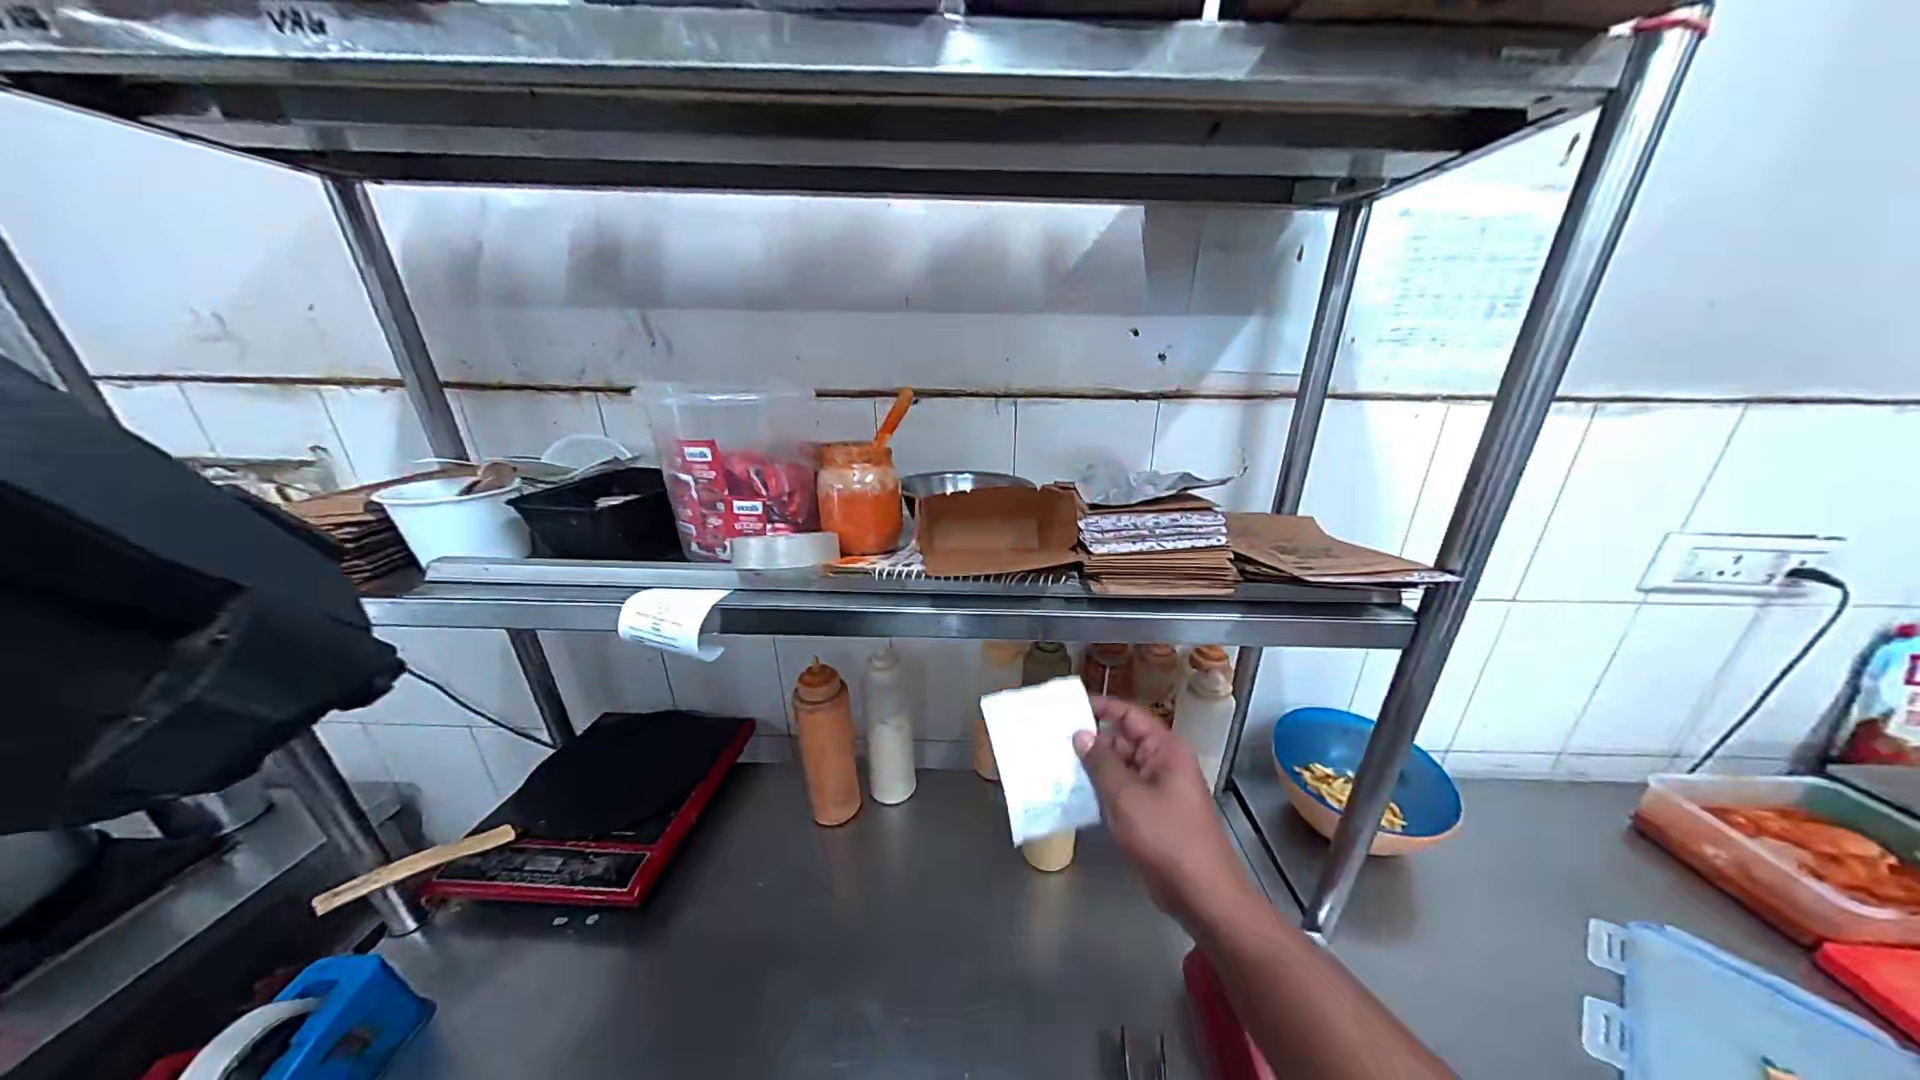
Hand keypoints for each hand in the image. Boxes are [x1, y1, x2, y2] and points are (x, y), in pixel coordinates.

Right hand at [1074, 696, 1256, 924]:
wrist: (1202, 895)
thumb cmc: (1167, 839)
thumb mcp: (1127, 798)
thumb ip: (1101, 763)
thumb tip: (1081, 735)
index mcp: (1165, 751)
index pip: (1131, 715)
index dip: (1101, 708)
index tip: (1069, 707)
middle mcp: (1163, 765)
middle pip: (1123, 741)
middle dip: (1091, 741)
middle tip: (1054, 740)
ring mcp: (1158, 791)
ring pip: (1120, 769)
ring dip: (1093, 769)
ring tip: (1055, 764)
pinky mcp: (1150, 816)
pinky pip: (1121, 793)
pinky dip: (1101, 792)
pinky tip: (1073, 795)